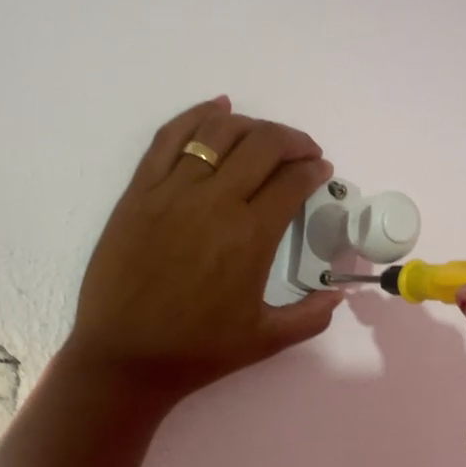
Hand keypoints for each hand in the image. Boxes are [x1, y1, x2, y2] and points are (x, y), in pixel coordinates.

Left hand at [63, 97, 343, 406]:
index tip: (320, 171)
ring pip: (218, 133)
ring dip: (251, 126)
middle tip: (302, 152)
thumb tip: (339, 296)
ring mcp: (171, 192)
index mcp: (250, 238)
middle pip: (262, 146)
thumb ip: (309, 317)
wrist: (126, 359)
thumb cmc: (197, 352)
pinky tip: (216, 108)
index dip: (313, 170)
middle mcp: (214, 203)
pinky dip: (197, 115)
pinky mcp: (138, 192)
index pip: (292, 181)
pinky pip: (169, 138)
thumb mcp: (264, 341)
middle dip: (292, 141)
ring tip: (263, 137)